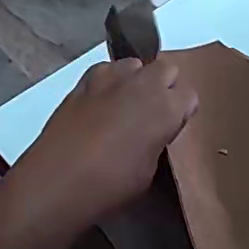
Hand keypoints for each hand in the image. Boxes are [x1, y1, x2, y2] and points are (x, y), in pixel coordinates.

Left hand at [5, 59, 196, 233]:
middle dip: (163, 86)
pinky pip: (105, 70)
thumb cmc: (112, 183)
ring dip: (134, 79)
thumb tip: (150, 131)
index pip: (189, 95)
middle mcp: (142, 83)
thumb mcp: (149, 169)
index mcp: (166, 107)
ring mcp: (110, 76)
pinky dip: (107, 82)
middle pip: (165, 68)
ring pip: (134, 64)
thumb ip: (156, 139)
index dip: (180, 111)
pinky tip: (98, 104)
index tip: (171, 126)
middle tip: (151, 112)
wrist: (59, 177)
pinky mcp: (82, 79)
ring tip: (123, 106)